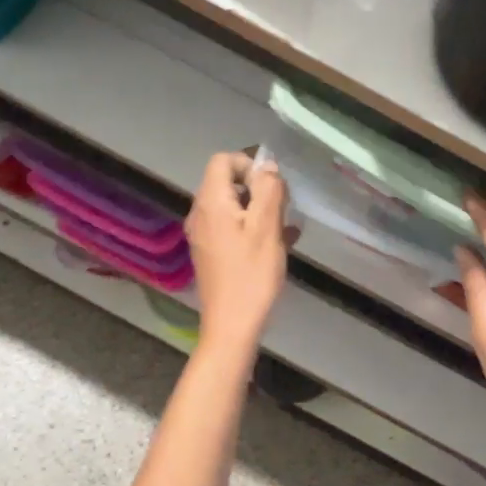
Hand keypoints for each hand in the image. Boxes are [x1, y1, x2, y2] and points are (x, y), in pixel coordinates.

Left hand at [186, 152, 288, 347]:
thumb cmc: (251, 275)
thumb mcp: (267, 227)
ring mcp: (203, 235)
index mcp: (211, 202)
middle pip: (227, 183)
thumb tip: (267, 165)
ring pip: (232, 207)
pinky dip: (253, 228)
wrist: (231, 325)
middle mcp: (201, 214)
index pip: (223, 160)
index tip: (273, 187)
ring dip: (259, 211)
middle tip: (283, 210)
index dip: (250, 165)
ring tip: (285, 229)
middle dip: (258, 189)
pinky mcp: (211, 253)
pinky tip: (279, 244)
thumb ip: (268, 190)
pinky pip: (231, 228)